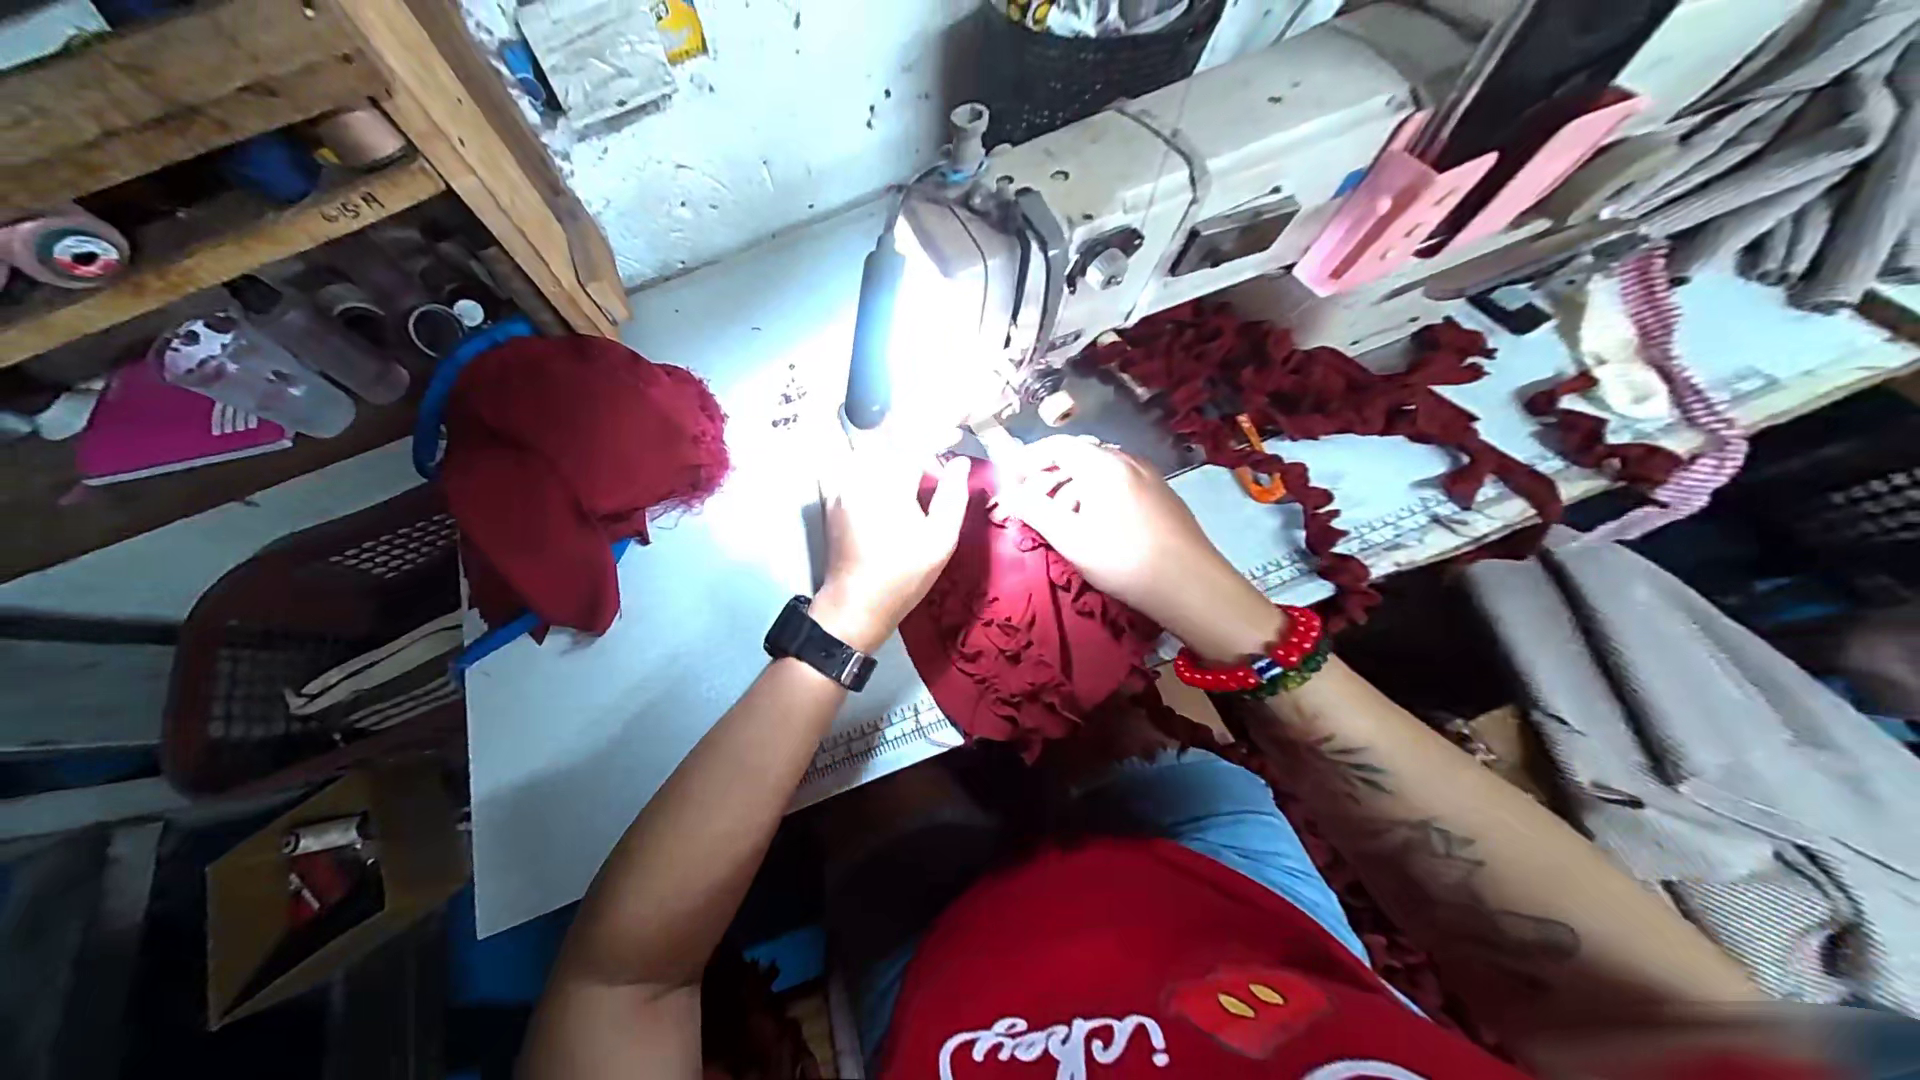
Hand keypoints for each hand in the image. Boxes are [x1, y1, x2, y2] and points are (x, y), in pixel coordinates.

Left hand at [810, 439, 970, 653]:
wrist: (855, 605)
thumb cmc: (903, 576)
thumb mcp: (941, 541)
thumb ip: (953, 496)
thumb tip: (960, 463)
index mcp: (890, 484)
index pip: (917, 442)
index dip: (940, 431)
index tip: (957, 429)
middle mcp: (860, 477)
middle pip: (887, 437)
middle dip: (912, 435)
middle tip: (935, 449)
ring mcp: (841, 486)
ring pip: (866, 448)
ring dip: (890, 445)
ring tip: (913, 464)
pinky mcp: (831, 499)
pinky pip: (849, 465)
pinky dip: (869, 462)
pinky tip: (885, 480)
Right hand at [995, 435, 1283, 661]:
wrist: (1191, 585)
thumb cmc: (1123, 560)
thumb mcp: (1069, 538)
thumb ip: (1033, 510)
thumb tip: (1007, 492)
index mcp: (1103, 464)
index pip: (1057, 445)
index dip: (1029, 458)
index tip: (1011, 480)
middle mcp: (1128, 461)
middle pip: (1079, 456)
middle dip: (1049, 477)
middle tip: (1031, 504)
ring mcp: (1150, 477)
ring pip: (1100, 472)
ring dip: (1072, 489)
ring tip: (1060, 521)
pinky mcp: (1162, 496)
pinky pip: (1120, 485)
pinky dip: (1097, 496)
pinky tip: (1095, 526)